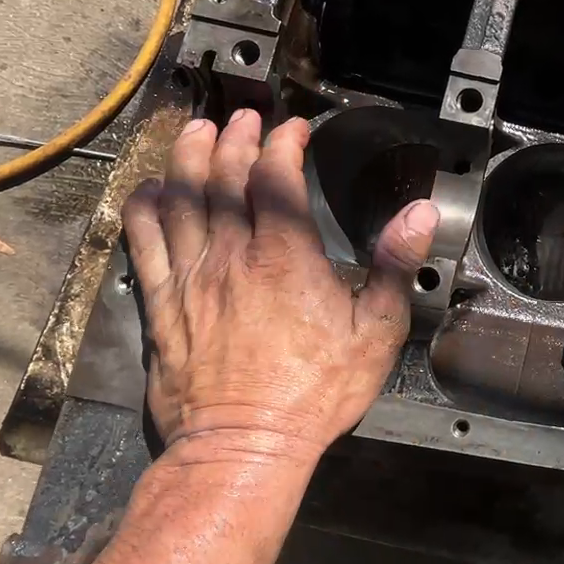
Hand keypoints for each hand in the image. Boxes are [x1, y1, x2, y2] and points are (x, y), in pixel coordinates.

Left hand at [121, 110, 437, 467]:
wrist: (244, 447)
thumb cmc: (317, 389)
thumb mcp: (378, 330)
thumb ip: (396, 266)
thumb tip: (420, 213)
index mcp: (287, 257)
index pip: (277, 180)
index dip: (283, 144)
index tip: (295, 130)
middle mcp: (233, 257)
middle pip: (225, 179)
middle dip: (236, 139)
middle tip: (245, 117)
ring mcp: (192, 279)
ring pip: (182, 201)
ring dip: (189, 159)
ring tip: (198, 131)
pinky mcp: (164, 306)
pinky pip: (144, 245)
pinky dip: (143, 210)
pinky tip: (147, 189)